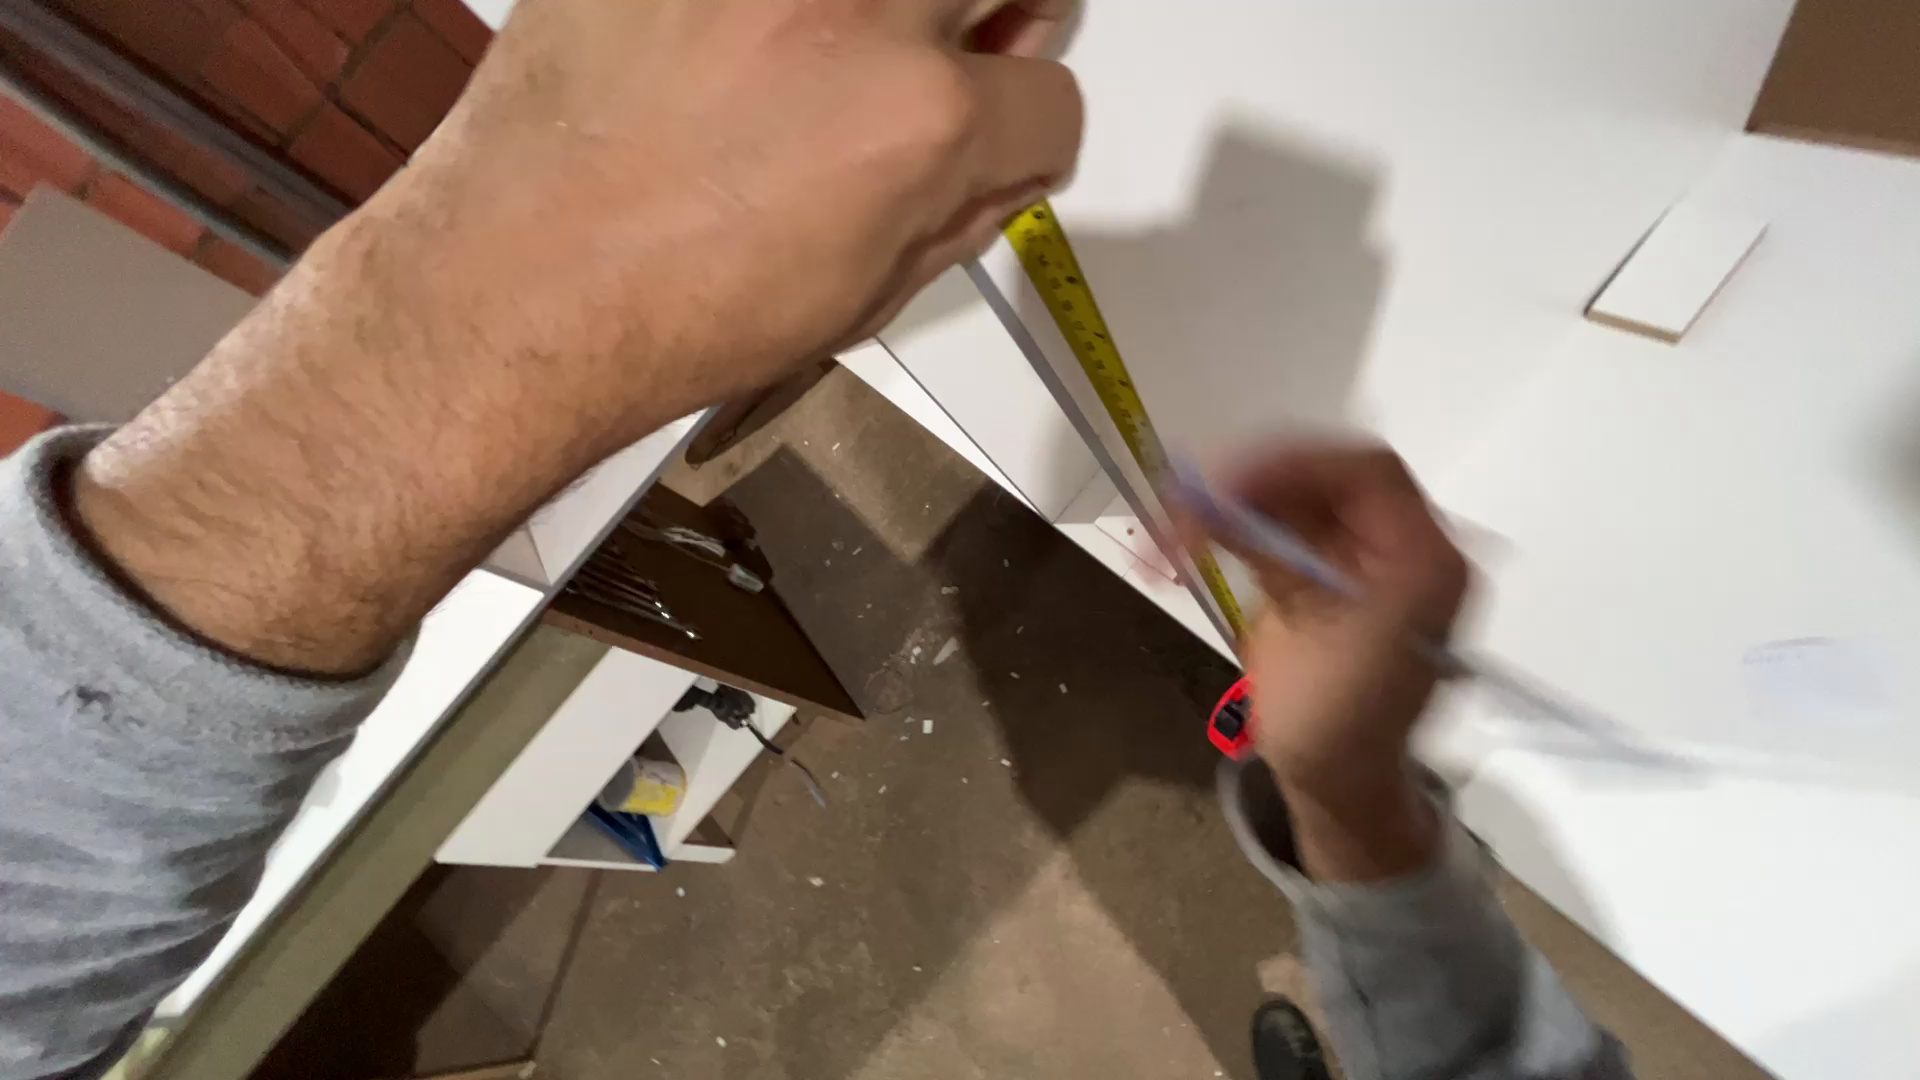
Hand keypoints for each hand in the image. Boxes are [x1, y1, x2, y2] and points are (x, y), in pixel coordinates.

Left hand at [73, 0, 1081, 674]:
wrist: (533, 286)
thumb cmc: (681, 313)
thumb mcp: (865, 297)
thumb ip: (956, 216)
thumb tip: (995, 168)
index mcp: (919, 122)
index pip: (1054, 105)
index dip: (1035, 142)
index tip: (1006, 149)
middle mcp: (856, 4)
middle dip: (1016, 20)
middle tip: (970, 57)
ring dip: (912, 10)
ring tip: (860, 56)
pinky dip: (805, 13)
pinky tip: (767, 51)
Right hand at [1191, 443, 1466, 878]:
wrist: (1334, 774)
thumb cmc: (1341, 720)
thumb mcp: (1315, 638)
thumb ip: (1271, 558)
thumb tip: (1207, 498)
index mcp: (1419, 557)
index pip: (1366, 474)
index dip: (1296, 466)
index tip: (1227, 486)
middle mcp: (1388, 544)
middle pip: (1316, 480)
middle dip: (1245, 486)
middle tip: (1183, 506)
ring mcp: (1345, 556)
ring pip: (1280, 501)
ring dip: (1220, 507)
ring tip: (1168, 528)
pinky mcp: (1307, 571)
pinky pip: (1261, 530)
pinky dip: (1217, 531)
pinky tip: (1179, 543)